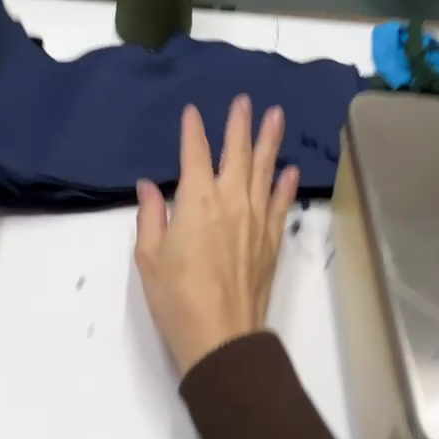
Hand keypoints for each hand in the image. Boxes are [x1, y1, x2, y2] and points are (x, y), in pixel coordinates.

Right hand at [134, 95, 299, 374]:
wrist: (221, 338)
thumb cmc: (177, 297)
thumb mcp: (149, 256)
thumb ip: (151, 215)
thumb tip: (149, 185)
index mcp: (196, 200)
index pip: (195, 153)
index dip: (193, 129)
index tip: (193, 110)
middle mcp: (230, 201)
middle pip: (237, 153)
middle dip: (239, 124)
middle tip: (245, 100)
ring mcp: (255, 219)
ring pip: (264, 170)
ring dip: (270, 141)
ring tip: (276, 115)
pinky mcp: (271, 240)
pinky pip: (280, 204)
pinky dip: (285, 184)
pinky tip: (289, 169)